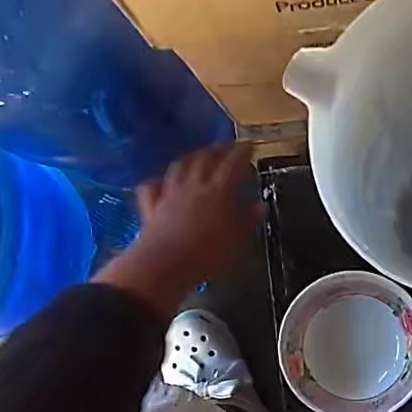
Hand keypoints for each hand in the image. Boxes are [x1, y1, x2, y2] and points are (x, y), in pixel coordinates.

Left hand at [93, 144, 263, 317]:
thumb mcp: (237, 239)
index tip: (249, 146)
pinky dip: (158, 181)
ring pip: (180, 166)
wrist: (165, 265)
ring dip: (191, 158)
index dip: (243, 152)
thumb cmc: (207, 254)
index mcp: (218, 190)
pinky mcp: (152, 206)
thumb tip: (259, 206)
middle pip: (205, 158)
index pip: (233, 163)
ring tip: (198, 156)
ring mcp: (170, 193)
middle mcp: (193, 185)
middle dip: (218, 149)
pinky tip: (160, 181)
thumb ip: (248, 220)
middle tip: (226, 146)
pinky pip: (153, 187)